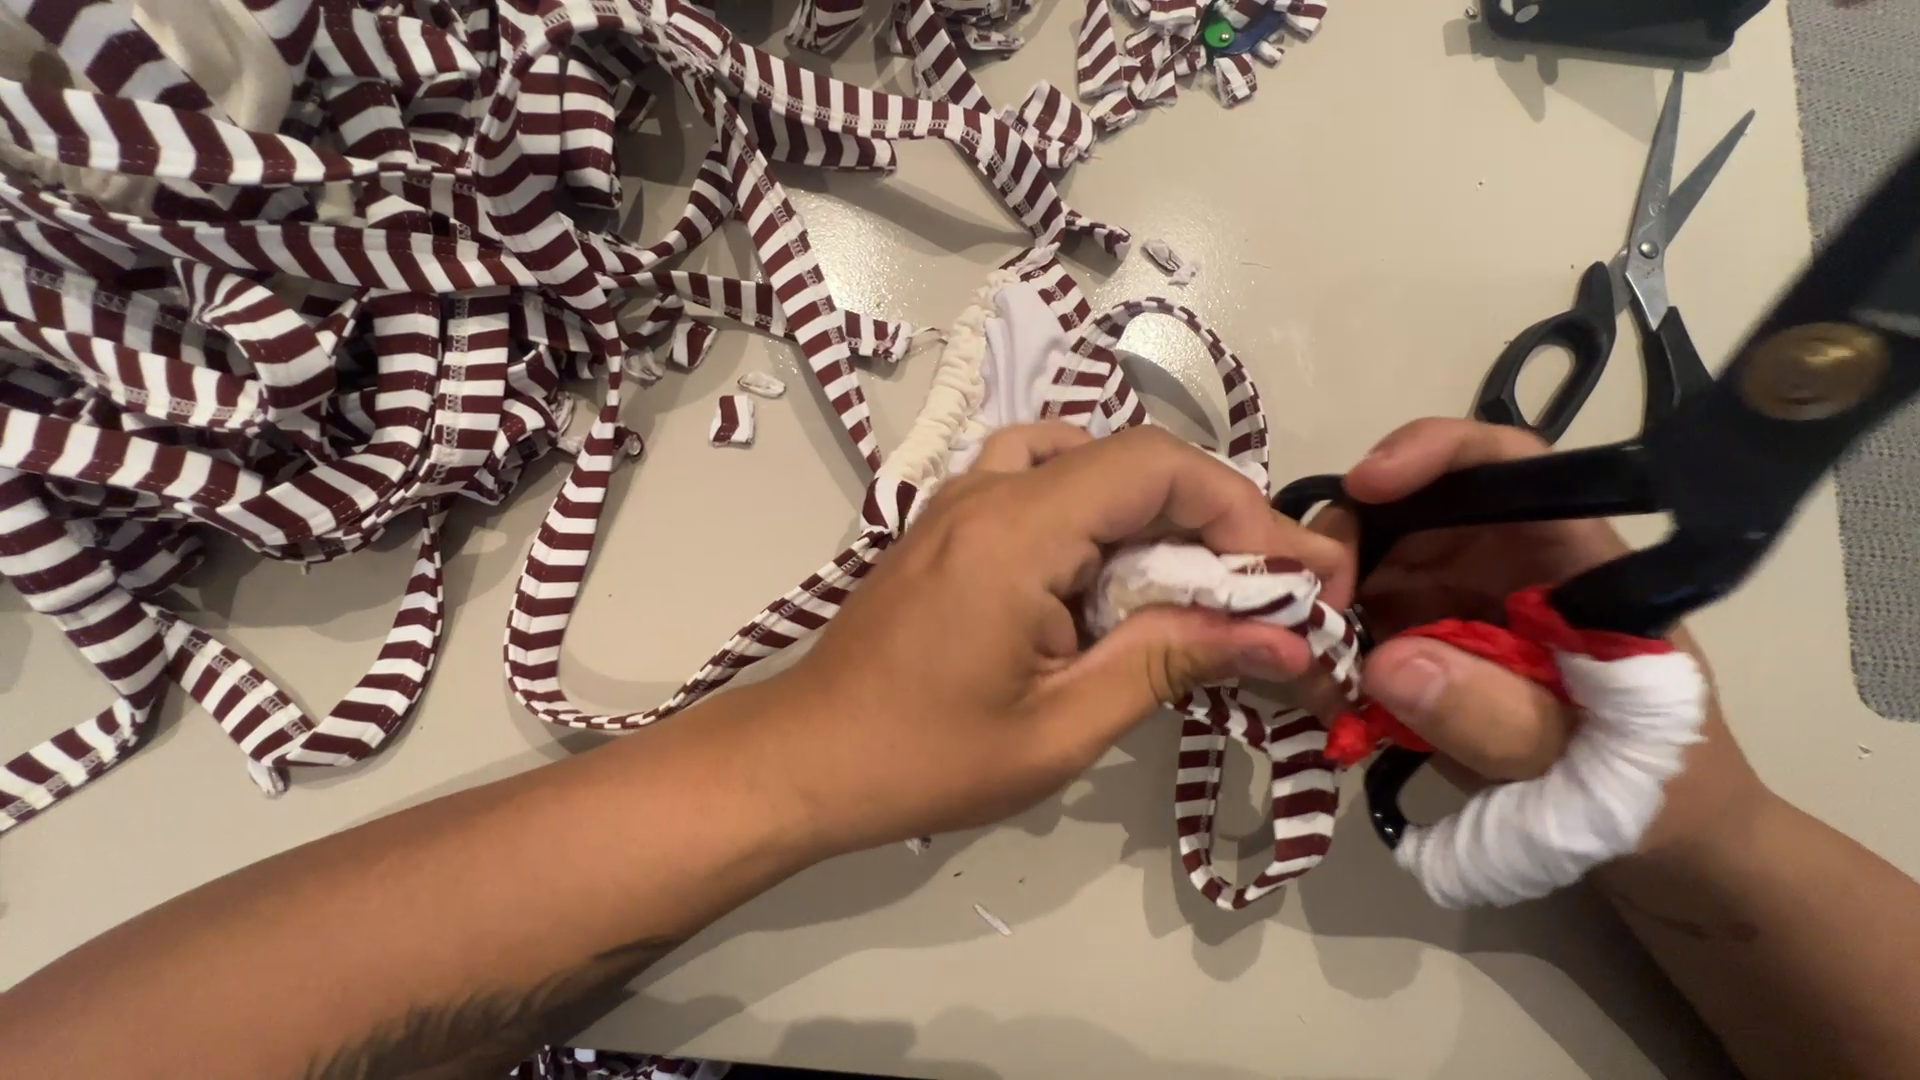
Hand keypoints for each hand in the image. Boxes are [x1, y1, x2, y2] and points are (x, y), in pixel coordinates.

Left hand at [758, 423, 1348, 856]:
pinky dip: (1092, 500)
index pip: (1154, 467)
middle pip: (1128, 459)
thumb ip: (1167, 665)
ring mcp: (959, 499)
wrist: (808, 756)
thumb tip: (1278, 638)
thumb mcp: (1060, 727)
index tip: (1291, 576)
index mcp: (1014, 533)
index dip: (1240, 508)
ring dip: (1152, 506)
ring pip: (1083, 456)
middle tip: (1264, 589)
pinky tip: (1104, 558)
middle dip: (1213, 516)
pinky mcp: (948, 521)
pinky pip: (1036, 475)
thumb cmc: (925, 759)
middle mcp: (986, 492)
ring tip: (1190, 573)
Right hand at [1313, 418, 1765, 852]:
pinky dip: (1319, 644)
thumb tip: (1386, 665)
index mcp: (1564, 558)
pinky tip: (1318, 689)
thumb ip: (1500, 719)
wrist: (1634, 839)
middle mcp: (1492, 560)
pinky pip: (1346, 618)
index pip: (1502, 464)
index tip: (1366, 484)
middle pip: (1401, 510)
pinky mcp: (1404, 635)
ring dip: (1321, 600)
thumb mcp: (1590, 768)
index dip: (1432, 452)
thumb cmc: (1646, 790)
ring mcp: (1441, 596)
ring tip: (1305, 662)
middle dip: (1344, 541)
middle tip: (1303, 605)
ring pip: (1358, 562)